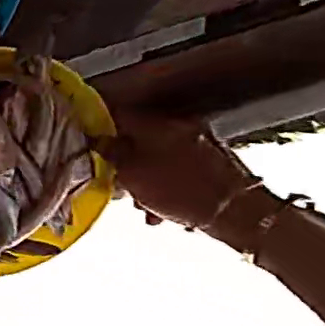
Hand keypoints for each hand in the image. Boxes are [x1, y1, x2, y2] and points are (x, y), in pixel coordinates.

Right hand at [107, 111, 261, 231]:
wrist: (238, 212)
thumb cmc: (176, 190)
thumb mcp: (130, 173)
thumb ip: (111, 152)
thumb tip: (99, 139)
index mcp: (158, 125)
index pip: (118, 113)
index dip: (98, 125)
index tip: (87, 139)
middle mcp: (181, 127)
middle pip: (138, 135)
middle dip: (122, 155)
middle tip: (110, 173)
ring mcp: (201, 142)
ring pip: (158, 153)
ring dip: (143, 172)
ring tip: (138, 196)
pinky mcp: (214, 159)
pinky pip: (177, 164)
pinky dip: (164, 179)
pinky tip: (159, 201)